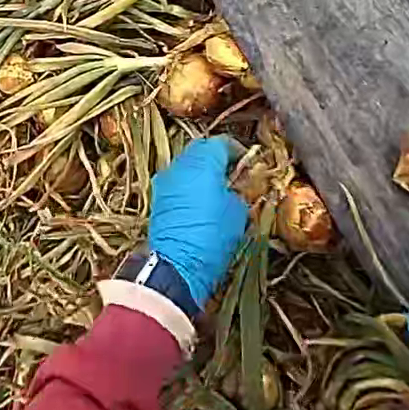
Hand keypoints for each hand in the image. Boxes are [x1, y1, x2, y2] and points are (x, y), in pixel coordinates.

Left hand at [147, 137, 246, 305]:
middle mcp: (180, 164)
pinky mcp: (158, 199)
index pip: (223, 142)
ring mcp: (165, 181)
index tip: (250, 164)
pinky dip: (191, 186)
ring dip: (204, 173)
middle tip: (236, 175)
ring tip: (220, 191)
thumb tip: (238, 185)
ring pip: (188, 166)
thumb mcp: (238, 210)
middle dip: (220, 159)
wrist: (176, 267)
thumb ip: (240, 189)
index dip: (240, 151)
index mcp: (202, 160)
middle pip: (203, 150)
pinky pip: (178, 183)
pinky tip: (203, 204)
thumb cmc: (213, 234)